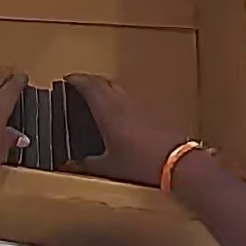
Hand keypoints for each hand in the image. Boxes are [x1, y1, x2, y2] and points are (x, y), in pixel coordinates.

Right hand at [66, 73, 191, 187]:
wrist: (179, 163)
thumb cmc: (139, 163)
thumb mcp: (109, 167)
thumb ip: (87, 164)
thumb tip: (68, 165)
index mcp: (107, 110)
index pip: (89, 85)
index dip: (77, 79)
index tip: (66, 79)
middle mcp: (122, 103)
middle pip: (104, 81)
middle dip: (89, 80)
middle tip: (78, 86)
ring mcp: (139, 106)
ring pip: (117, 89)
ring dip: (104, 88)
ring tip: (95, 98)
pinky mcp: (152, 113)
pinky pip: (128, 99)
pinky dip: (117, 100)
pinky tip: (117, 115)